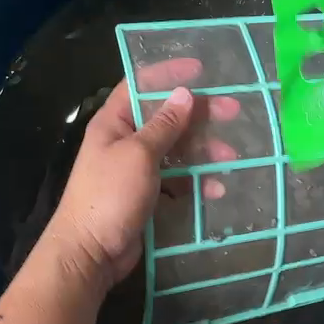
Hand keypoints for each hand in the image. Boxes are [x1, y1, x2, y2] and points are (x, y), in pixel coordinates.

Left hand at [41, 58, 235, 289]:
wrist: (90, 254)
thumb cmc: (109, 195)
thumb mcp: (139, 154)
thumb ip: (164, 125)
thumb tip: (184, 94)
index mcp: (115, 121)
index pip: (140, 85)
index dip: (167, 73)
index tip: (200, 70)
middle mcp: (125, 140)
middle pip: (167, 117)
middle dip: (199, 115)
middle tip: (233, 112)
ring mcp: (136, 168)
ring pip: (176, 150)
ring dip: (203, 151)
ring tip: (230, 158)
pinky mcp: (146, 194)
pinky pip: (176, 179)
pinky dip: (195, 182)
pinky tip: (215, 190)